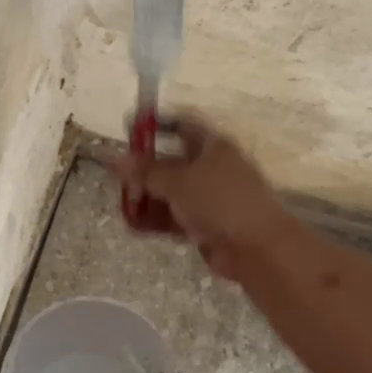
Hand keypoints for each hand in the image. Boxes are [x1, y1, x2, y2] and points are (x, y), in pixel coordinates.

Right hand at [115, 116, 296, 278]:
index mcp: (212, 145)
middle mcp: (212, 167)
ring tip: (124, 207)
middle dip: (144, 170)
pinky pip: (176, 216)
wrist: (258, 248)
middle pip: (171, 161)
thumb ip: (145, 171)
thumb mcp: (177, 181)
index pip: (180, 124)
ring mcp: (210, 197)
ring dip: (147, 198)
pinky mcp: (207, 224)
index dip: (155, 125)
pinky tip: (134, 226)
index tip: (128, 131)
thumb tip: (114, 157)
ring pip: (171, 192)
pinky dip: (157, 219)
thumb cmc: (220, 200)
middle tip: (119, 179)